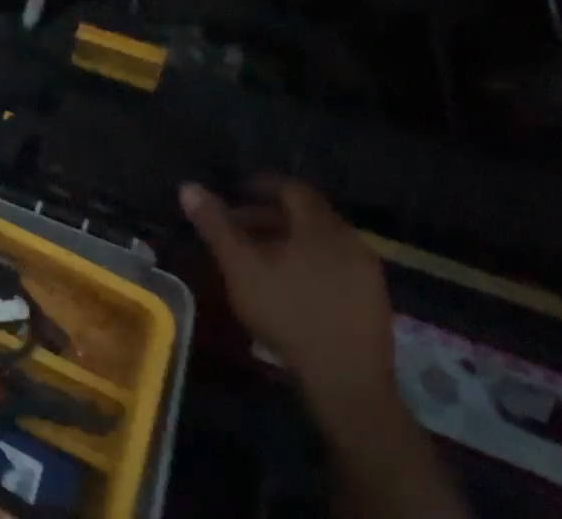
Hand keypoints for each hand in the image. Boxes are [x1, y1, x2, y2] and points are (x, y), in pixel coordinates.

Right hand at [180, 178, 395, 407]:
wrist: (345, 377)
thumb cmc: (287, 312)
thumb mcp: (240, 266)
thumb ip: (215, 225)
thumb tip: (188, 186)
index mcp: (320, 227)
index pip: (292, 188)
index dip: (261, 185)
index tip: (234, 193)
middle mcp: (350, 240)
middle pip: (308, 214)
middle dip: (270, 215)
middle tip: (238, 229)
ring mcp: (367, 271)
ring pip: (322, 240)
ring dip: (289, 239)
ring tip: (259, 258)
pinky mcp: (373, 298)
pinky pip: (337, 263)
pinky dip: (309, 261)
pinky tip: (290, 285)